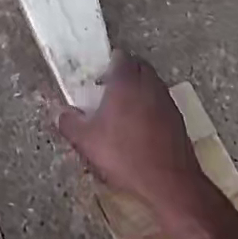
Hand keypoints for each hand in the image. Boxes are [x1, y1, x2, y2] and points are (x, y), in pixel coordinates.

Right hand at [57, 52, 222, 229]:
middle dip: (124, 73)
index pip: (120, 57)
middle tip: (108, 90)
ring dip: (138, 89)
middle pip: (138, 67)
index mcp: (127, 82)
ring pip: (151, 84)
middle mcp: (150, 85)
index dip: (108, 63)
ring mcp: (167, 101)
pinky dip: (150, 107)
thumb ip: (70, 123)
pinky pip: (161, 102)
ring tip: (123, 110)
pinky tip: (140, 128)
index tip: (98, 77)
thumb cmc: (125, 155)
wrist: (168, 181)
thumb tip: (60, 113)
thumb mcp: (87, 141)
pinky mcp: (178, 118)